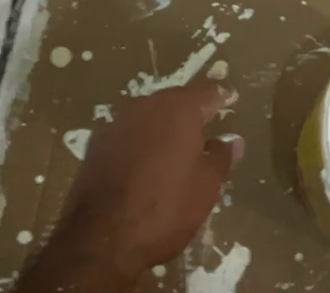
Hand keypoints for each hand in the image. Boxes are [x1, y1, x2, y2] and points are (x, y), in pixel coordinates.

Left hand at [29, 81, 242, 287]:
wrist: (99, 239)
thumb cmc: (164, 209)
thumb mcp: (205, 187)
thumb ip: (221, 157)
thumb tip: (233, 140)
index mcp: (180, 109)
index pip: (208, 91)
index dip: (221, 96)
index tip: (230, 100)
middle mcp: (148, 105)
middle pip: (176, 100)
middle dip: (190, 112)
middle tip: (203, 130)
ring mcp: (118, 122)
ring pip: (149, 115)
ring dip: (162, 127)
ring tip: (173, 149)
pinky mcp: (96, 144)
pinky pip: (128, 134)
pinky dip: (139, 142)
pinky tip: (143, 164)